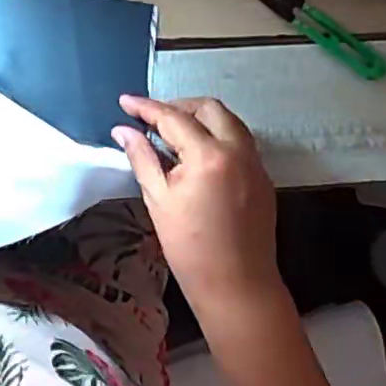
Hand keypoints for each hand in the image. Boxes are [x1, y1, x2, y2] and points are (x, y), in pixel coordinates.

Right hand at [112, 95, 278, 305]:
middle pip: (209, 109)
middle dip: (178, 106)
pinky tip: (194, 154)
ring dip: (199, 118)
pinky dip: (215, 135)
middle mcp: (239, 151)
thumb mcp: (157, 198)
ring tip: (170, 132)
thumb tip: (123, 130)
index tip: (124, 101)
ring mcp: (256, 164)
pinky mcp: (262, 178)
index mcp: (210, 156)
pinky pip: (239, 141)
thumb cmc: (189, 245)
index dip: (146, 107)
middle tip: (150, 118)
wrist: (236, 283)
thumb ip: (141, 157)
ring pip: (228, 122)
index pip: (173, 118)